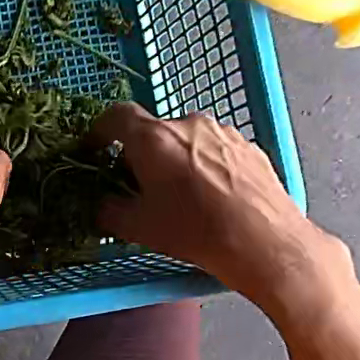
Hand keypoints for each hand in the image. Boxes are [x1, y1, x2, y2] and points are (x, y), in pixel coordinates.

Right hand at [94, 103, 353, 321]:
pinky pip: (216, 151)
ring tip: (183, 196)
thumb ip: (110, 211)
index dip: (100, 132)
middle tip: (142, 187)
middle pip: (154, 132)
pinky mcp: (250, 146)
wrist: (264, 242)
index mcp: (154, 138)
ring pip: (188, 141)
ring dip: (178, 160)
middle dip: (143, 155)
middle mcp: (188, 124)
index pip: (116, 116)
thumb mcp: (140, 228)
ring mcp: (224, 132)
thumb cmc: (195, 232)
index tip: (95, 150)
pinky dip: (206, 166)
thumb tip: (101, 204)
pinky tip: (214, 197)